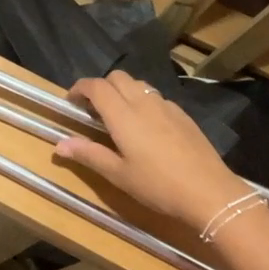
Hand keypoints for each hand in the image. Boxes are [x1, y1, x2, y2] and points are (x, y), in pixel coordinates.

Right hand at [55, 72, 250, 233]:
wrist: (209, 191)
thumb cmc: (158, 185)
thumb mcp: (119, 175)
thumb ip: (89, 155)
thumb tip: (59, 144)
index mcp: (123, 115)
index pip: (96, 86)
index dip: (80, 88)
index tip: (71, 101)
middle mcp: (143, 102)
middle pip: (117, 77)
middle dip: (101, 86)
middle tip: (93, 110)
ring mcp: (166, 106)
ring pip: (138, 84)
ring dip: (122, 91)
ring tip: (119, 116)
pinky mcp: (182, 114)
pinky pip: (156, 97)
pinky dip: (142, 101)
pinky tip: (147, 127)